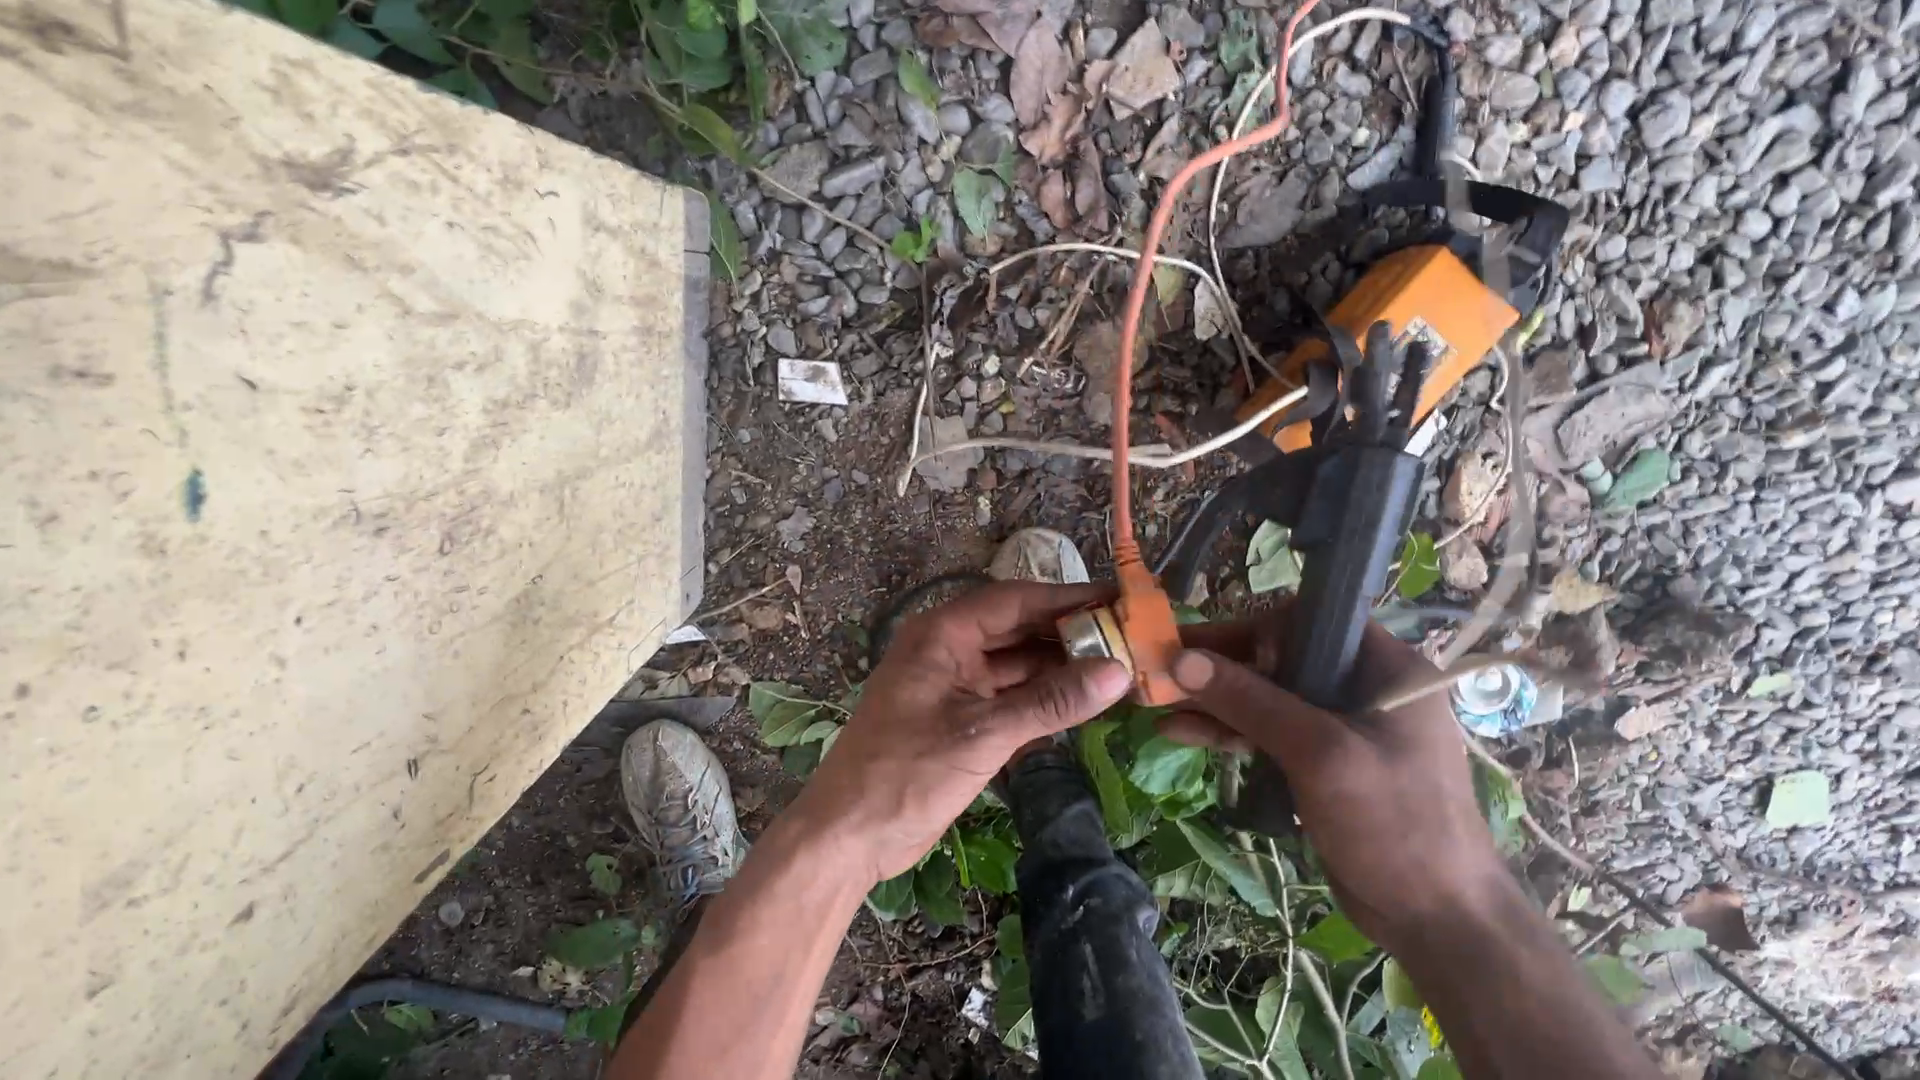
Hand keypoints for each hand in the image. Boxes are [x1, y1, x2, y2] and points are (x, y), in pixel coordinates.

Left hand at [790, 581, 1131, 884]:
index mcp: (942, 634)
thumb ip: (1051, 702)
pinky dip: (1044, 701)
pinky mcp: (962, 721)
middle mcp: (949, 650)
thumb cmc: (906, 773)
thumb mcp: (983, 734)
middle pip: (1019, 630)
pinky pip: (1011, 698)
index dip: (1068, 598)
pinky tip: (1085, 705)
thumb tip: (1118, 672)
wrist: (849, 835)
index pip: (1015, 600)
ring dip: (1061, 670)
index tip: (1119, 599)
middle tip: (1129, 638)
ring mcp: (954, 686)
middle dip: (1070, 634)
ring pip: (1018, 666)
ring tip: (1120, 670)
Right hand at [1162, 623, 1514, 954]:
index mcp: (1386, 668)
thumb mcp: (1319, 753)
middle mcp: (1365, 689)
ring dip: (1215, 703)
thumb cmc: (1394, 824)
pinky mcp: (1323, 766)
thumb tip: (1181, 659)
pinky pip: (1269, 735)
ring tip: (1158, 705)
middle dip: (1220, 669)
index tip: (1200, 644)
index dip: (1253, 628)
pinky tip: (1181, 733)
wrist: (1437, 921)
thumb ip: (1250, 702)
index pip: (1311, 622)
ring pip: (1268, 699)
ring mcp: (1343, 729)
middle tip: (1163, 671)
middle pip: (1280, 660)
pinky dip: (1229, 733)